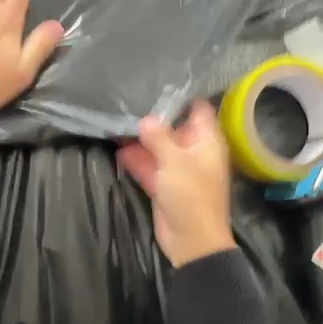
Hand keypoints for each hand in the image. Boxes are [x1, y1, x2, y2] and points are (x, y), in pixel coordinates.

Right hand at [118, 101, 238, 267]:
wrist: (191, 240)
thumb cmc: (191, 196)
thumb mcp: (175, 161)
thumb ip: (159, 137)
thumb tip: (144, 119)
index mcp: (206, 141)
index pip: (197, 110)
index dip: (181, 97)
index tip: (158, 82)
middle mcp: (192, 151)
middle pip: (173, 127)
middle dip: (153, 116)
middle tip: (128, 96)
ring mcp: (176, 168)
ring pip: (157, 147)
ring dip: (139, 137)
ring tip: (116, 117)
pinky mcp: (162, 184)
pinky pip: (148, 165)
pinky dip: (135, 158)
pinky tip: (116, 145)